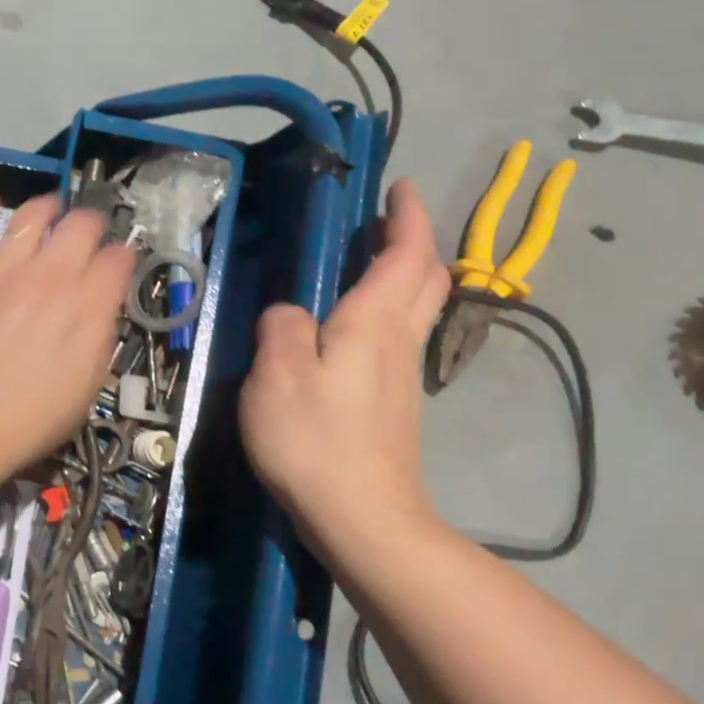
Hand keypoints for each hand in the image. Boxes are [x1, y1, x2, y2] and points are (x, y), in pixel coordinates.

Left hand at [0, 195, 133, 478]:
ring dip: (46, 208)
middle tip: (85, 237)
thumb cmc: (26, 421)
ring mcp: (2, 269)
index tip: (117, 263)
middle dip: (91, 225)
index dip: (122, 256)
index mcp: (88, 307)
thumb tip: (101, 312)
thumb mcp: (85, 391)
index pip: (118, 259)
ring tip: (48, 211)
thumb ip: (99, 341)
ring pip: (31, 215)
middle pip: (81, 224)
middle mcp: (50, 276)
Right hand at [239, 179, 451, 546]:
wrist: (362, 516)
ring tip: (366, 267)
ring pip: (416, 311)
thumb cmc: (315, 439)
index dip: (407, 216)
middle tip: (387, 224)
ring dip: (403, 277)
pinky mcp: (393, 407)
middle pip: (426, 279)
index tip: (399, 187)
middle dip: (414, 243)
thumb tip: (290, 314)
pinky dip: (386, 315)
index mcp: (373, 323)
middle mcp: (398, 342)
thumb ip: (281, 329)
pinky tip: (351, 332)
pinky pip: (397, 340)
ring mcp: (401, 378)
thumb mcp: (277, 375)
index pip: (405, 254)